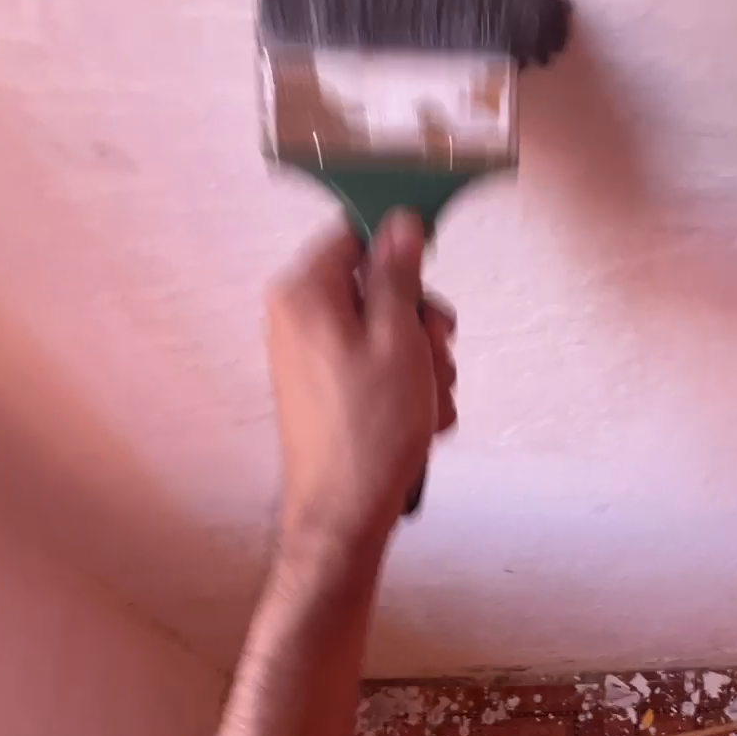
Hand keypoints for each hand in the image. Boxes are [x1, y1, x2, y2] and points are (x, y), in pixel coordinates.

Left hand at [264, 211, 456, 546]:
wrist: (345, 511)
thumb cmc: (370, 431)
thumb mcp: (398, 339)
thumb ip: (399, 276)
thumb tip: (402, 224)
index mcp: (306, 294)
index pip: (355, 235)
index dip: (401, 251)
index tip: (431, 277)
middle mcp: (300, 320)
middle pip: (377, 289)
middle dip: (420, 323)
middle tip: (436, 357)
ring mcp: (313, 358)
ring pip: (386, 333)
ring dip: (422, 363)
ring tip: (429, 402)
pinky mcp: (329, 391)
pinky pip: (376, 368)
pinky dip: (406, 389)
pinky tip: (419, 419)